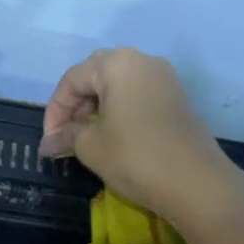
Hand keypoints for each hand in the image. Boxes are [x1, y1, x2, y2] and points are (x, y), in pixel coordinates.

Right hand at [38, 48, 234, 219]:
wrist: (196, 183)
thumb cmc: (136, 157)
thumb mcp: (92, 146)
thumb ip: (67, 136)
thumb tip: (47, 144)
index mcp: (118, 63)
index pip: (72, 79)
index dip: (55, 110)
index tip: (50, 141)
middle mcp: (143, 60)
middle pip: (96, 75)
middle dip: (76, 104)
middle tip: (67, 135)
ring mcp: (165, 78)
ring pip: (119, 85)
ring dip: (98, 108)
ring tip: (88, 138)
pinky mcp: (178, 98)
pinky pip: (139, 95)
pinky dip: (121, 111)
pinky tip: (115, 137)